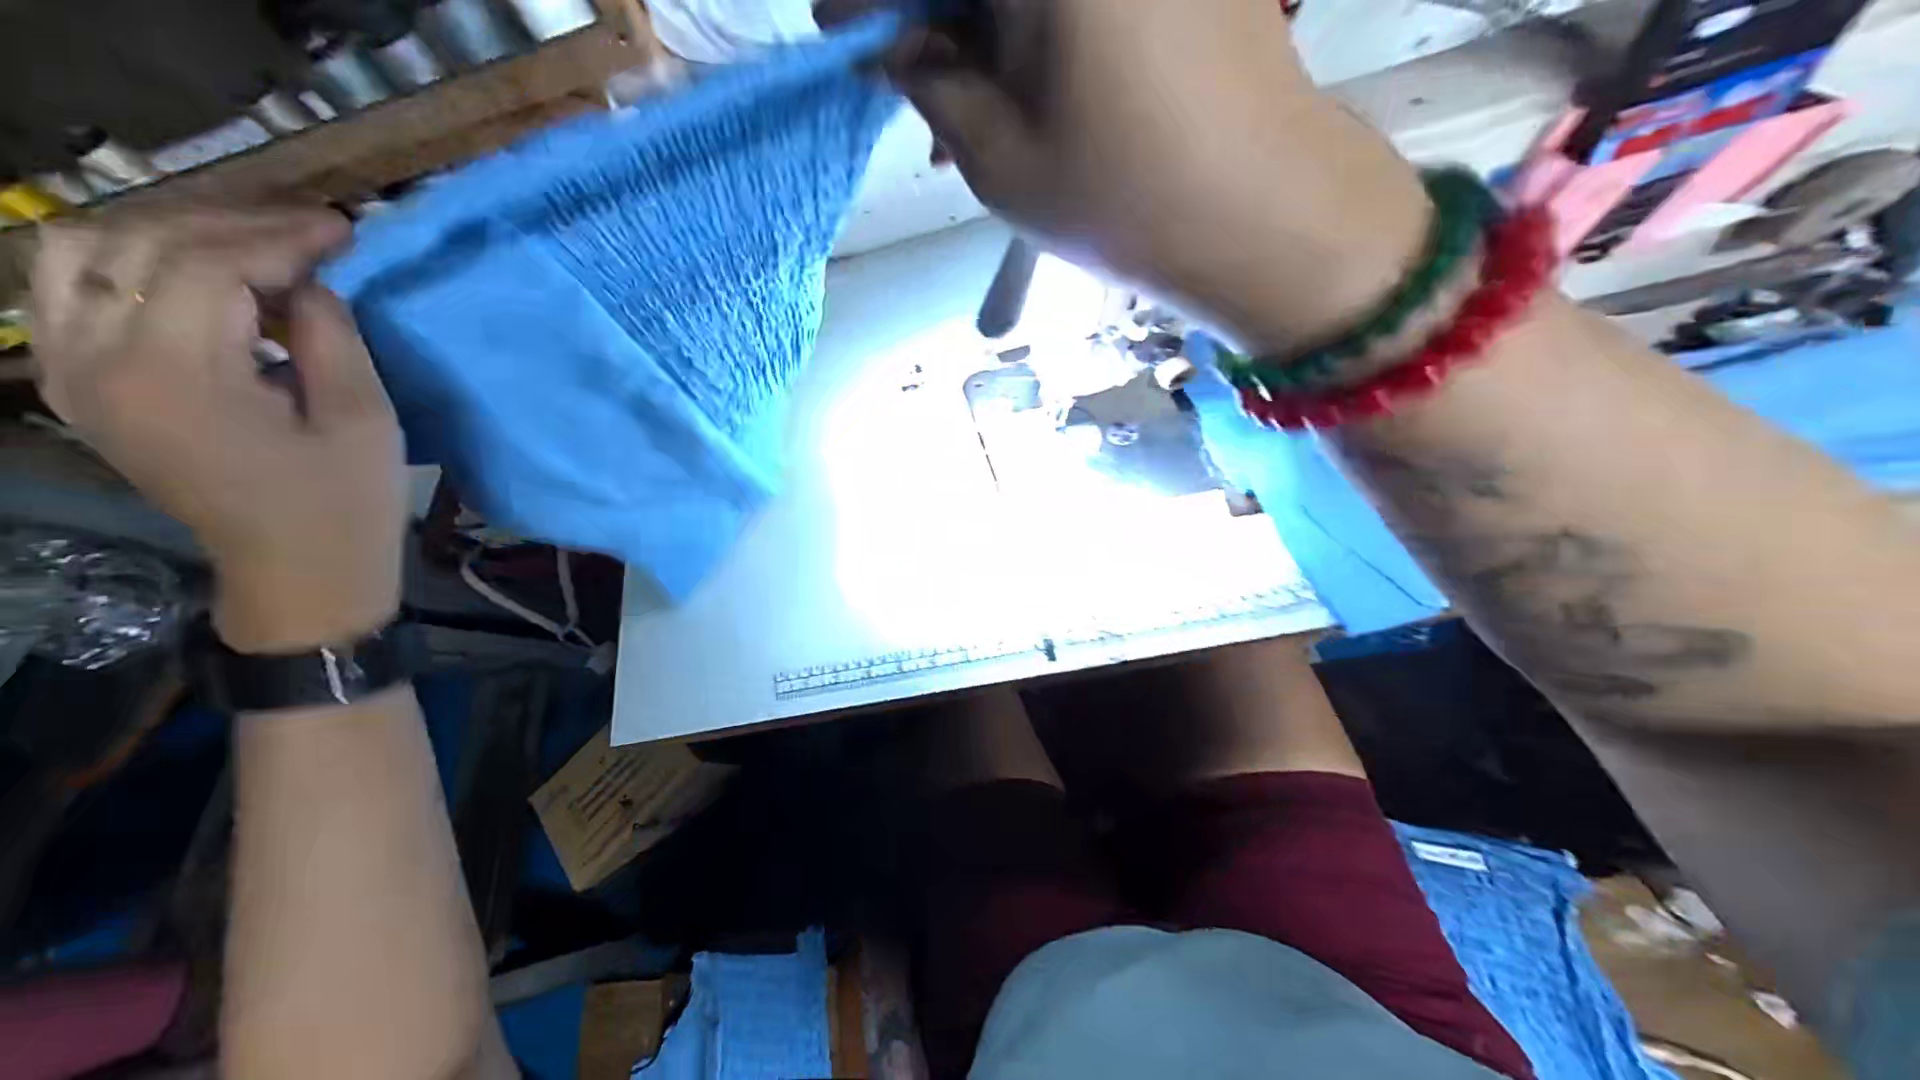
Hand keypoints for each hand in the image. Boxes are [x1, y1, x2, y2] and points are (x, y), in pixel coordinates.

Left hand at [32, 207, 406, 652]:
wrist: (298, 569)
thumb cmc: (346, 502)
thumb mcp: (361, 417)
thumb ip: (328, 334)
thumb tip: (308, 281)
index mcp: (175, 378)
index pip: (208, 265)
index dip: (281, 237)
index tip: (343, 229)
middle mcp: (95, 363)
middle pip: (141, 246)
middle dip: (233, 226)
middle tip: (309, 231)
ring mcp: (71, 373)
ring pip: (83, 253)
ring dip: (170, 235)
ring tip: (248, 246)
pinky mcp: (78, 385)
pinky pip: (68, 290)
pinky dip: (128, 266)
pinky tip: (194, 279)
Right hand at [887, 0, 1434, 352]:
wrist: (1274, 220)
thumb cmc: (1128, 199)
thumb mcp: (1002, 157)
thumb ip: (933, 83)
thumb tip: (893, 44)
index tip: (841, 34)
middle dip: (933, 9)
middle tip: (899, 66)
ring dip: (983, 23)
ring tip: (954, 99)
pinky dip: (1035, 24)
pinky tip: (1015, 81)